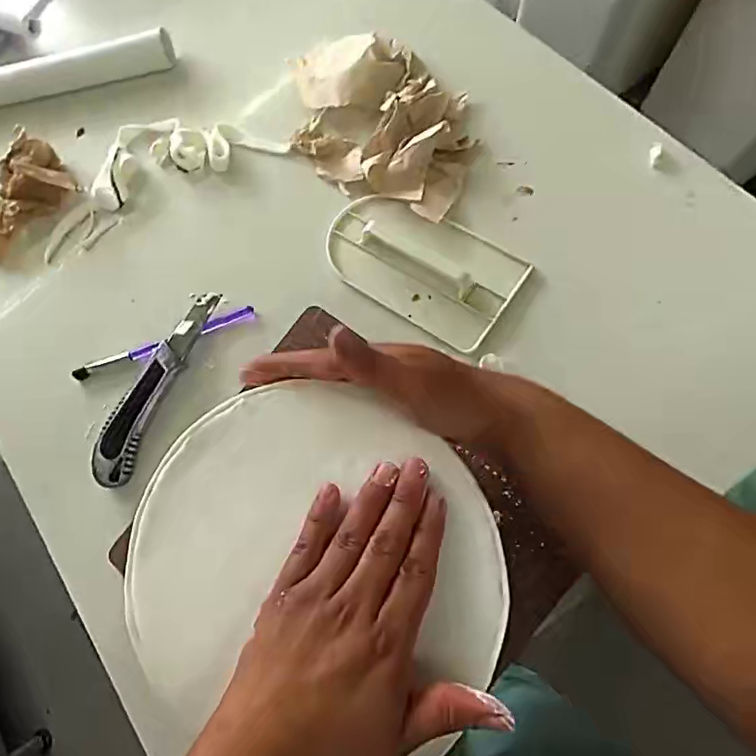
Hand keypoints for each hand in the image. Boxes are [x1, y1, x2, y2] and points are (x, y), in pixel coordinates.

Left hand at [192, 458, 512, 755]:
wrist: (260, 743)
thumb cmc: (331, 743)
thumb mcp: (397, 735)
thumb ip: (445, 711)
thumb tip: (505, 709)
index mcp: (385, 642)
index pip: (415, 576)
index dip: (428, 535)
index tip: (438, 502)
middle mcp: (350, 610)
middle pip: (383, 547)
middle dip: (402, 503)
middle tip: (415, 465)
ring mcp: (311, 599)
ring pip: (347, 541)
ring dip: (366, 502)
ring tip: (382, 469)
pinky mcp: (279, 598)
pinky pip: (301, 551)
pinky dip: (316, 521)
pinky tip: (328, 494)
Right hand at [240, 327, 512, 451]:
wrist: (506, 421)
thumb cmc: (461, 404)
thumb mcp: (413, 383)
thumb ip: (371, 363)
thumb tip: (332, 333)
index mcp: (377, 360)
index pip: (319, 360)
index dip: (283, 366)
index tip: (249, 372)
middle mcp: (380, 367)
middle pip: (322, 365)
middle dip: (286, 371)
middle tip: (255, 382)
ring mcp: (391, 383)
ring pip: (336, 379)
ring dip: (305, 383)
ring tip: (280, 394)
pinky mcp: (400, 402)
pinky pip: (352, 395)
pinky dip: (329, 398)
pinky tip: (329, 415)